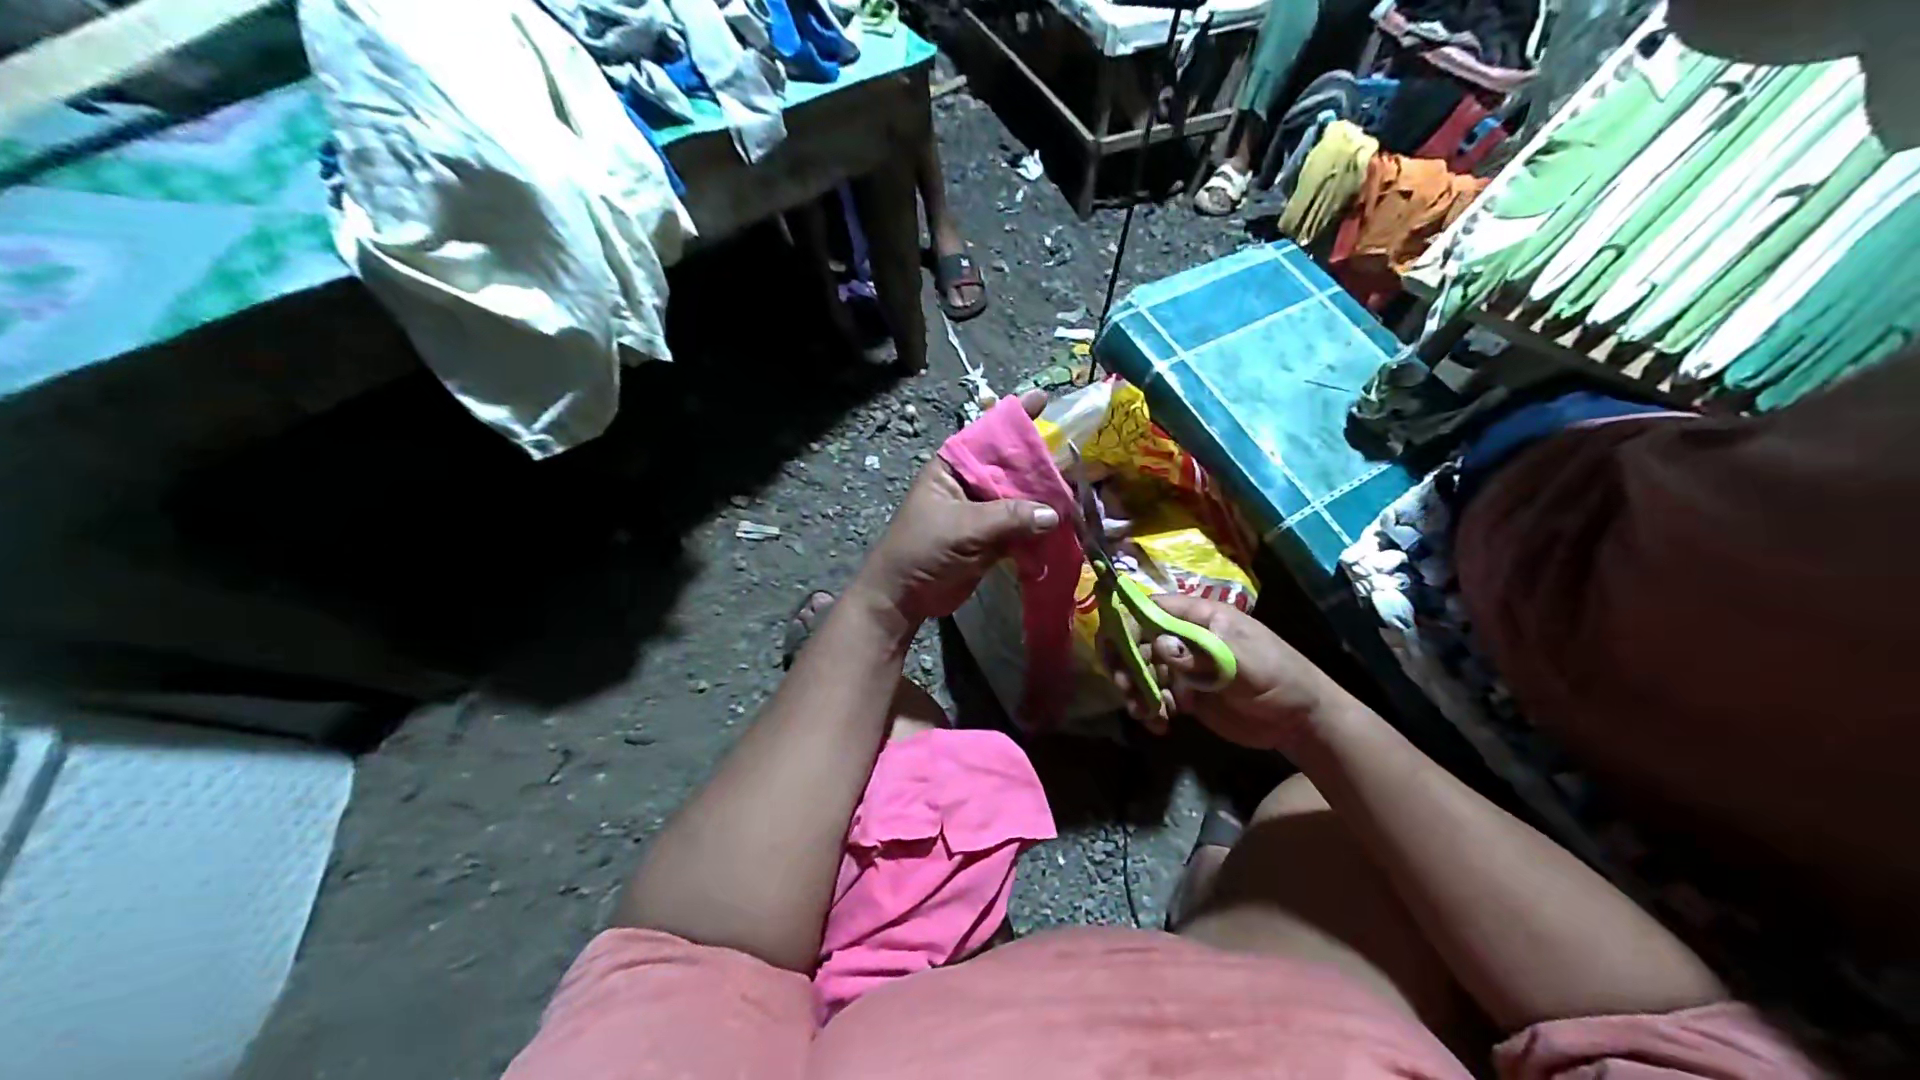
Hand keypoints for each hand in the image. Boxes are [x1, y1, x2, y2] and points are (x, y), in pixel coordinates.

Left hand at [851, 392, 1061, 632]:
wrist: (903, 597)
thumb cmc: (921, 549)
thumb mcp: (962, 527)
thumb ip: (1008, 516)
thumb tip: (1054, 513)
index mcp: (953, 467)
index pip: (987, 434)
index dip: (1015, 418)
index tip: (1044, 398)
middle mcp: (970, 484)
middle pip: (1012, 467)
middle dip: (1042, 465)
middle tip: (1079, 457)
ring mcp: (982, 512)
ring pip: (1021, 499)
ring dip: (1046, 500)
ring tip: (1081, 494)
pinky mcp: (992, 539)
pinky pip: (1022, 527)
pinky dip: (1040, 529)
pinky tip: (1066, 527)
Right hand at [1107, 594, 1347, 751]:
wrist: (1301, 720)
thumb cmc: (1279, 676)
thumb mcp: (1243, 661)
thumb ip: (1201, 653)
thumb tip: (1160, 646)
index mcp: (1200, 616)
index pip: (1151, 608)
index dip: (1126, 621)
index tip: (1113, 646)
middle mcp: (1185, 637)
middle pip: (1138, 640)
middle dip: (1126, 663)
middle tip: (1127, 688)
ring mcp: (1183, 666)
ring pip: (1142, 670)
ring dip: (1136, 691)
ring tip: (1147, 713)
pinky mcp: (1185, 693)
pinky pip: (1155, 696)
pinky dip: (1150, 709)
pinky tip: (1160, 725)